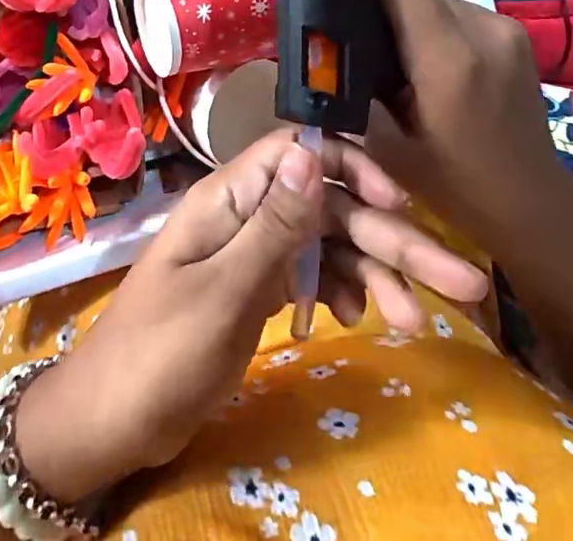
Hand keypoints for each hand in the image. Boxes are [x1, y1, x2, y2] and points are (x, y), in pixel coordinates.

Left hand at [18, 129, 487, 497]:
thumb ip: (272, 225)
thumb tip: (310, 151)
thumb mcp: (222, 291)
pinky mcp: (260, 287)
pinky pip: (314, 276)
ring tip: (414, 320)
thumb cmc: (159, 353)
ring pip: (329, 246)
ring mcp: (255, 253)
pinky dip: (341, 293)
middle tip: (460, 281)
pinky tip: (355, 319)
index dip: (352, 167)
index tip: (396, 201)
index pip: (299, 153)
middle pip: (330, 209)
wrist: (112, 421)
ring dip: (374, 275)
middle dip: (391, 239)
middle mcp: (247, 215)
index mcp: (229, 198)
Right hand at [366, 0, 564, 236]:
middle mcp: (483, 28)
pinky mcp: (516, 34)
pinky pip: (460, 14)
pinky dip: (435, 29)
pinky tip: (428, 66)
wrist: (530, 203)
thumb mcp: (385, 144)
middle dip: (382, 3)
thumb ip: (356, 88)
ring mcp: (506, 28)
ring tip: (395, 60)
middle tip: (358, 39)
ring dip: (410, 18)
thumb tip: (330, 50)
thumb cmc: (453, 184)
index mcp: (449, 56)